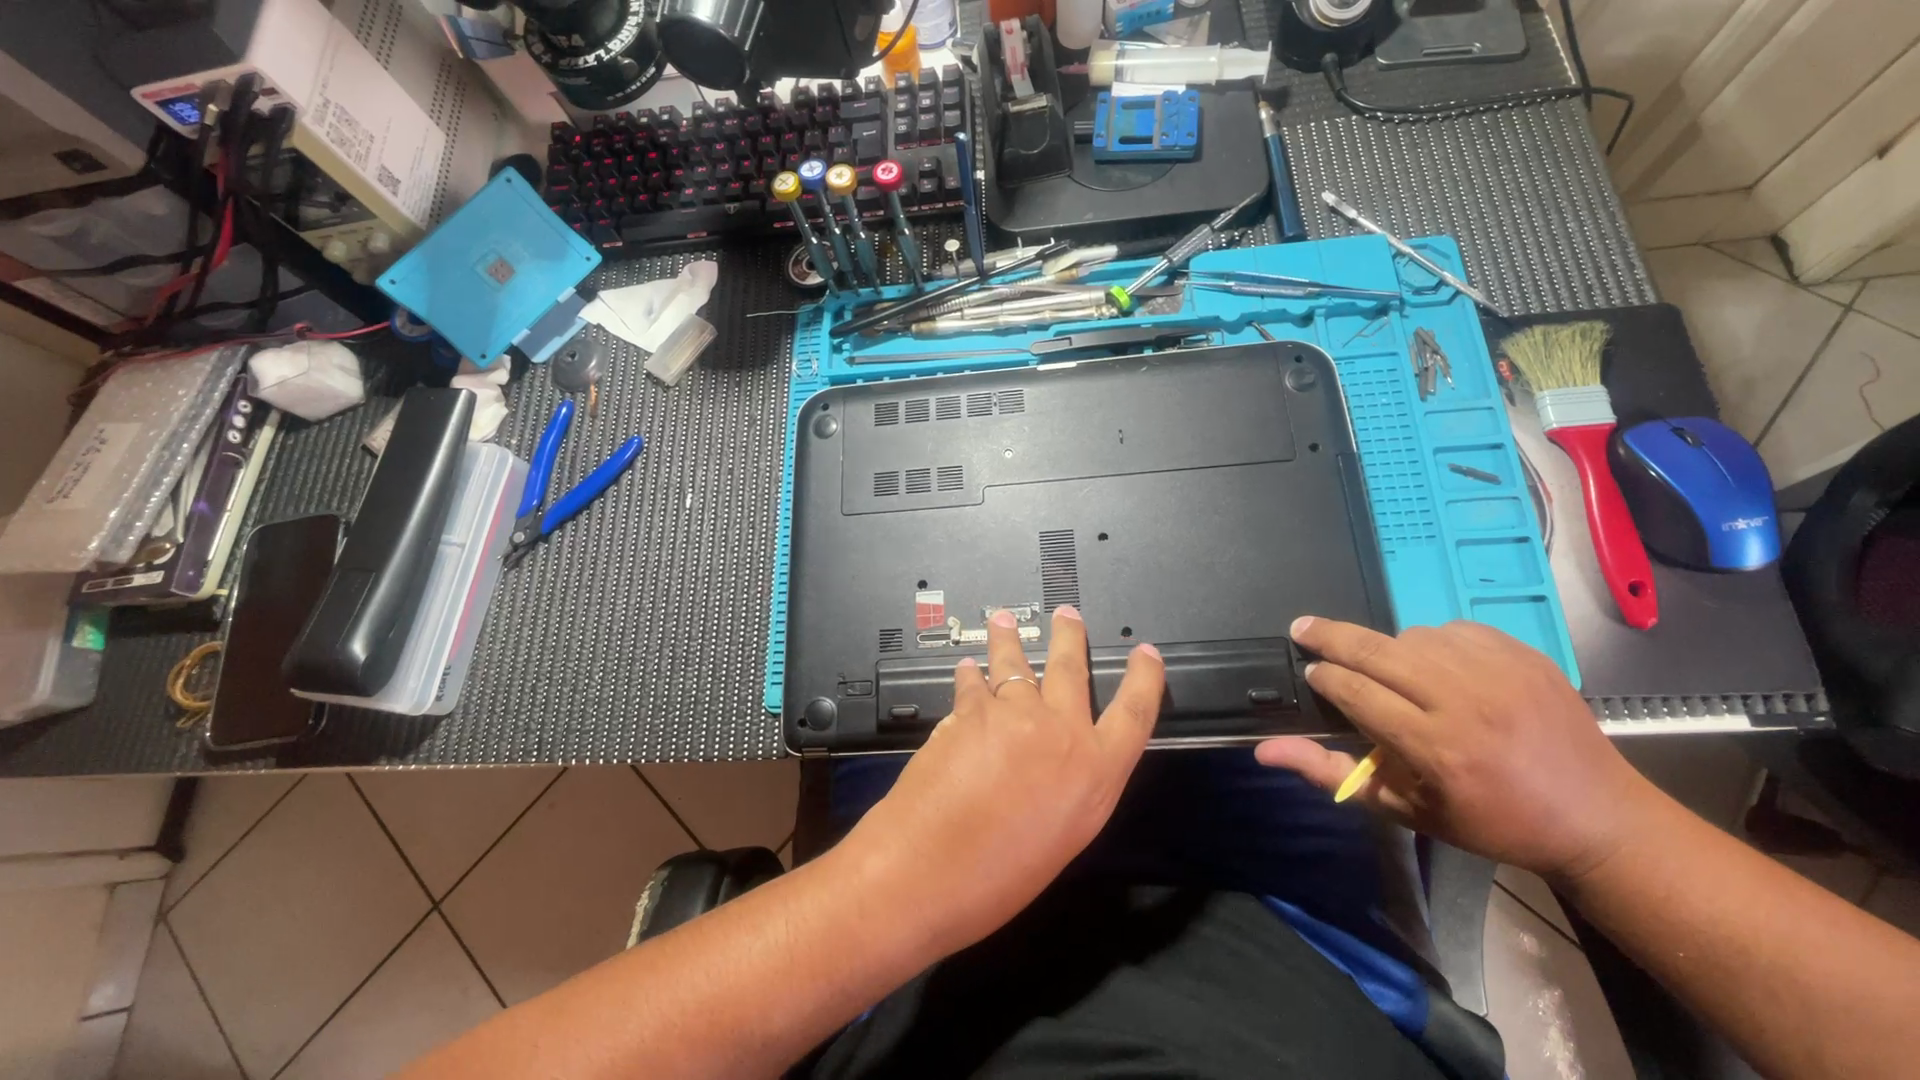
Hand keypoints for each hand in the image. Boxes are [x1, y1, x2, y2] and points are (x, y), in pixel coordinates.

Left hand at [838, 605, 1165, 951]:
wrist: (925, 872)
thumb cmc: (996, 881)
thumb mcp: (1058, 838)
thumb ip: (1066, 790)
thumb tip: (1051, 765)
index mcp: (1096, 774)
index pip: (1136, 712)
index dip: (1145, 679)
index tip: (1147, 652)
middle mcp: (1062, 733)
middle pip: (1073, 669)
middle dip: (1071, 637)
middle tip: (1068, 615)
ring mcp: (1014, 714)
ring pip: (1018, 664)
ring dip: (1011, 640)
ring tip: (1003, 621)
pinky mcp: (969, 709)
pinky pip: (974, 683)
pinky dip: (971, 674)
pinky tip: (966, 669)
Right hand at [1256, 617, 1655, 882]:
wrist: (1593, 815)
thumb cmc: (1488, 822)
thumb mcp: (1404, 810)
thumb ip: (1331, 773)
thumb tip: (1265, 750)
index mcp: (1434, 747)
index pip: (1356, 692)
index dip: (1325, 678)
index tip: (1311, 673)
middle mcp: (1464, 701)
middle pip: (1377, 650)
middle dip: (1331, 636)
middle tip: (1302, 628)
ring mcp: (1499, 672)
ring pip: (1415, 635)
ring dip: (1390, 647)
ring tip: (1389, 669)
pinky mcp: (1525, 655)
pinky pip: (1456, 629)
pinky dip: (1435, 642)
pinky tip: (1437, 665)